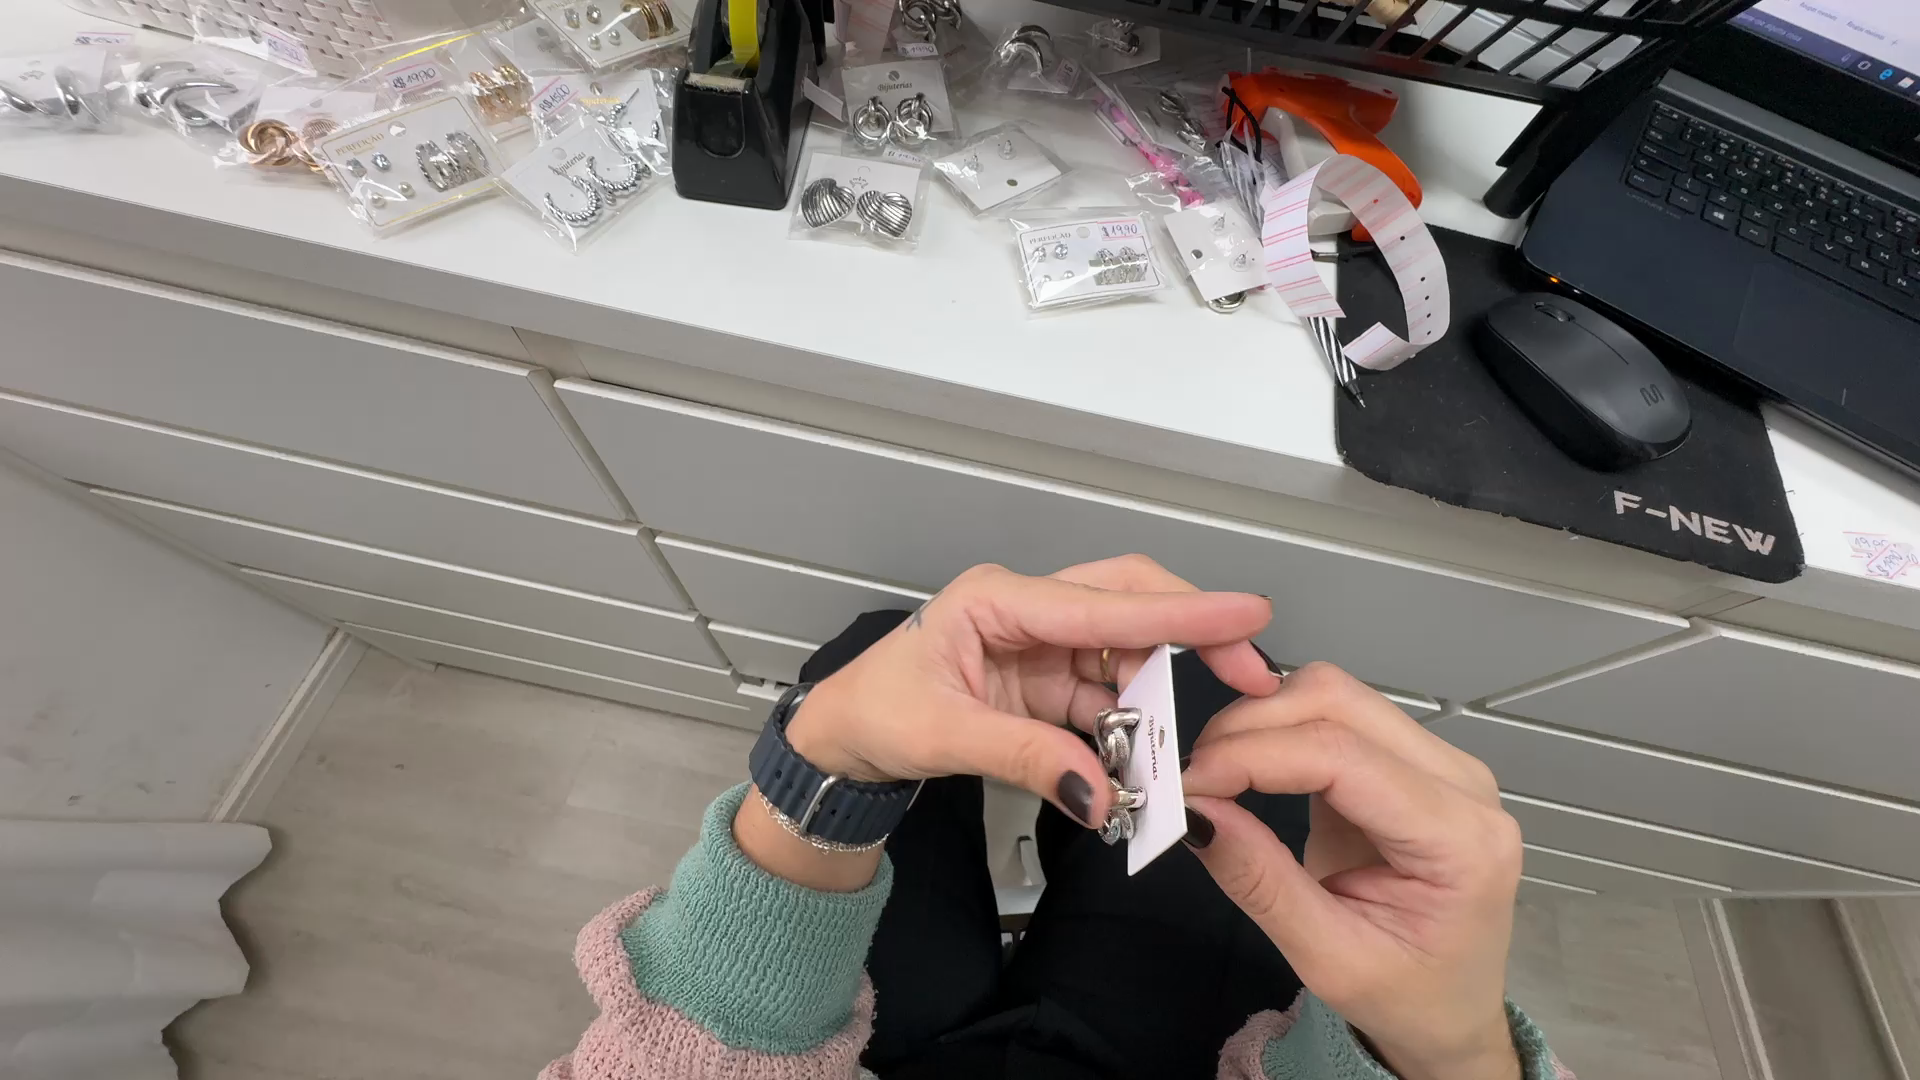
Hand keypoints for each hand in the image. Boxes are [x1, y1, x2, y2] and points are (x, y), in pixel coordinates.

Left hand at [788, 556, 1278, 827]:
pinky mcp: (1043, 678)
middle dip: (1188, 629)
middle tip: (1248, 669)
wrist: (846, 734)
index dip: (1179, 610)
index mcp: (997, 599)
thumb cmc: (875, 711)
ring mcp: (1038, 643)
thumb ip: (1027, 757)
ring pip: (1121, 652)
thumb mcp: (944, 734)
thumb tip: (1102, 791)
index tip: (1247, 613)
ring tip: (1186, 742)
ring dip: (1158, 693)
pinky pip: (1103, 693)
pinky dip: (1129, 722)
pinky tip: (1143, 753)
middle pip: (1124, 601)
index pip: (1101, 603)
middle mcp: (1025, 609)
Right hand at [1181, 664, 1523, 1079]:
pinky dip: (1273, 723)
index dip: (1249, 756)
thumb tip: (1193, 808)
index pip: (1337, 755)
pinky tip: (1248, 762)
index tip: (1186, 785)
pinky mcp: (1403, 752)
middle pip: (1333, 699)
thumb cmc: (1403, 997)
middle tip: (1196, 776)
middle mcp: (1458, 779)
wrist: (1450, 1009)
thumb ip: (1259, 880)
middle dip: (1247, 725)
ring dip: (1257, 718)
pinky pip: (1328, 708)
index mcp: (1460, 840)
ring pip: (1327, 691)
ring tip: (1218, 770)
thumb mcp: (1326, 959)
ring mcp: (1435, 757)